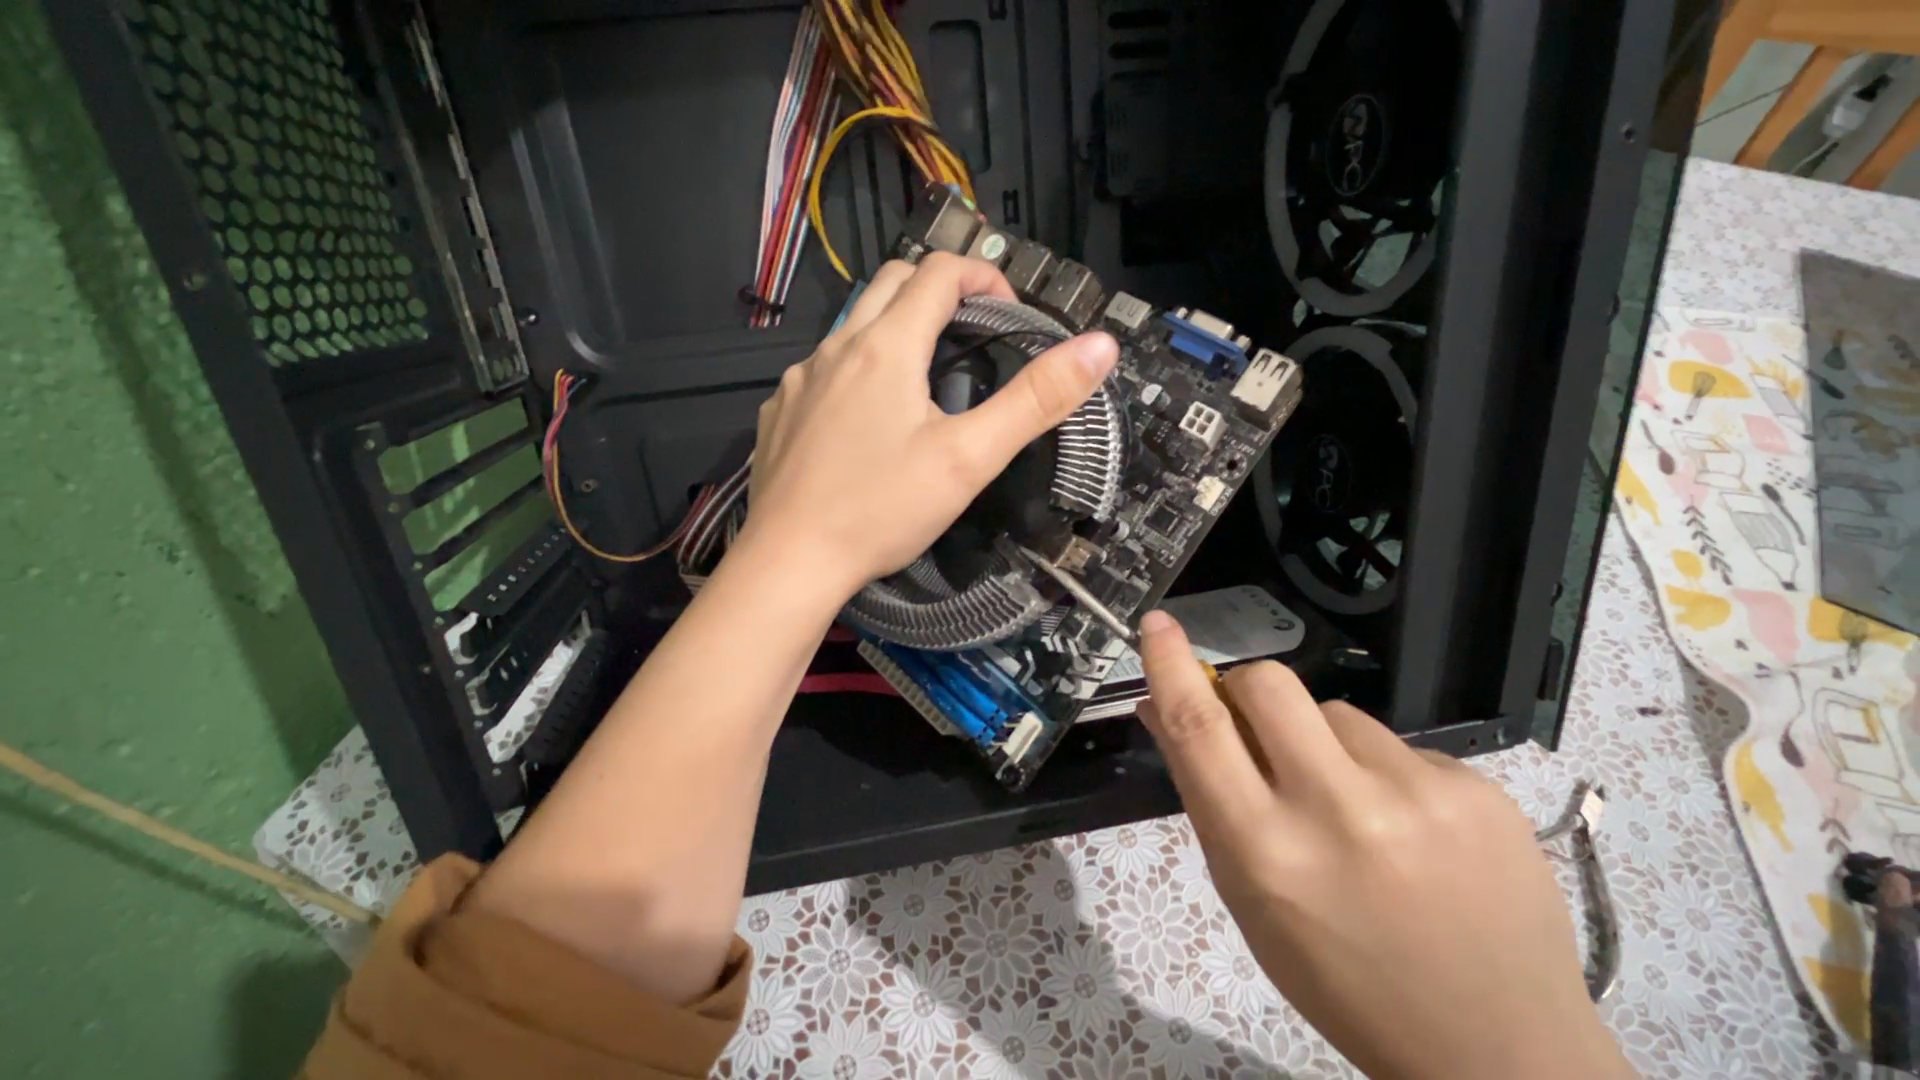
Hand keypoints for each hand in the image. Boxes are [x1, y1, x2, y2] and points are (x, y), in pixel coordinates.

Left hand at [743, 253, 1118, 598]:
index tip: (1009, 313)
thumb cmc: (882, 510)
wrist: (789, 561)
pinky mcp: (781, 411)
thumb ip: (1035, 401)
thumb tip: (1098, 346)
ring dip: (896, 327)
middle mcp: (837, 347)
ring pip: (853, 324)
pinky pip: (823, 367)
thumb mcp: (970, 458)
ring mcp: (800, 378)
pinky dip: (856, 369)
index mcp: (887, 347)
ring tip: (925, 378)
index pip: (939, 271)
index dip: (983, 277)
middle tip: (972, 333)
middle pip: (893, 281)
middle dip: (939, 290)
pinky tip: (867, 421)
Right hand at [1136, 611, 1633, 1079]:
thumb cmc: (1340, 980)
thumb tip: (1164, 712)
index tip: (1157, 622)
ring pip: (1338, 713)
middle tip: (1261, 729)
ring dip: (1325, 742)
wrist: (1495, 1043)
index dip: (1170, 666)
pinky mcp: (1478, 788)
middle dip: (1250, 690)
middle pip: (1270, 684)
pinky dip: (1386, 772)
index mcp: (1267, 853)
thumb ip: (1208, 800)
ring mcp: (1418, 793)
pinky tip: (1413, 829)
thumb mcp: (1252, 900)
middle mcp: (1339, 810)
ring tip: (1355, 808)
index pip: (1201, 729)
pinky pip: (1402, 746)